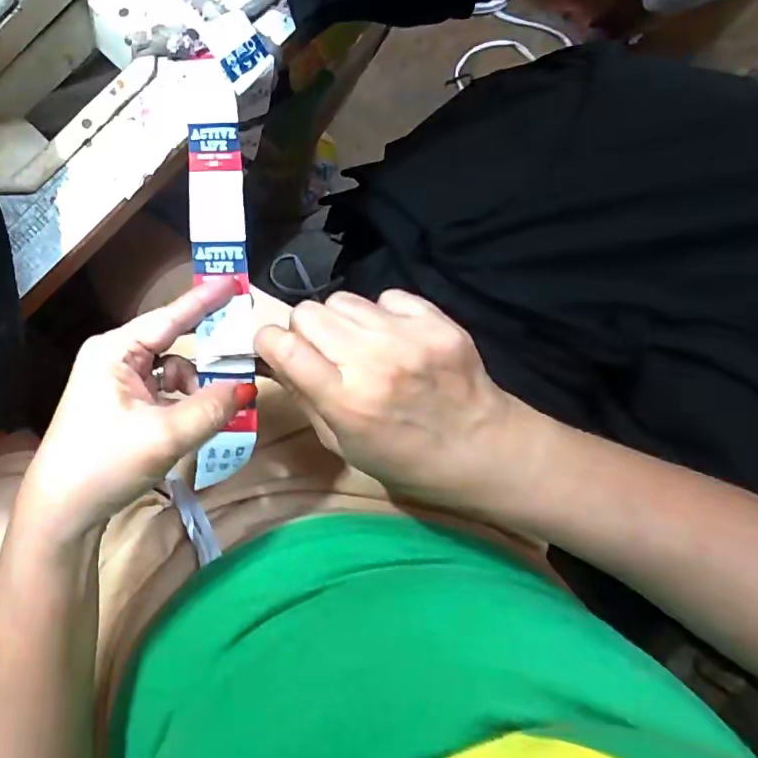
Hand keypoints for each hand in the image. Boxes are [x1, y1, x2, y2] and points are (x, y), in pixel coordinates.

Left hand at [21, 277, 255, 539]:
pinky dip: (181, 403)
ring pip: (169, 371)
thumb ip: (211, 408)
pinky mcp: (118, 405)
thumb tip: (246, 387)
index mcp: (113, 351)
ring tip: (214, 411)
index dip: (204, 300)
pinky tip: (193, 422)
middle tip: (240, 347)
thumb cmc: (104, 465)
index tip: (234, 282)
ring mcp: (113, 382)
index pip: (168, 318)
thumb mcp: (165, 436)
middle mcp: (112, 357)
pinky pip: (161, 391)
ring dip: (194, 387)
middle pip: (171, 343)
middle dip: (205, 351)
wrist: (61, 511)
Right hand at [253, 290, 555, 517]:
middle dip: (306, 331)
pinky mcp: (437, 321)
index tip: (277, 350)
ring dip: (342, 321)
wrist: (487, 451)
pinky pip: (384, 296)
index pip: (283, 345)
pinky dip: (382, 314)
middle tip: (325, 353)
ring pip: (341, 299)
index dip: (270, 342)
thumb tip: (272, 356)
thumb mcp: (341, 443)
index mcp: (347, 402)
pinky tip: (395, 339)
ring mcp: (409, 337)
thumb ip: (303, 396)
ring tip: (362, 345)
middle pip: (307, 312)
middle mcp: (374, 362)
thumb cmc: (405, 460)